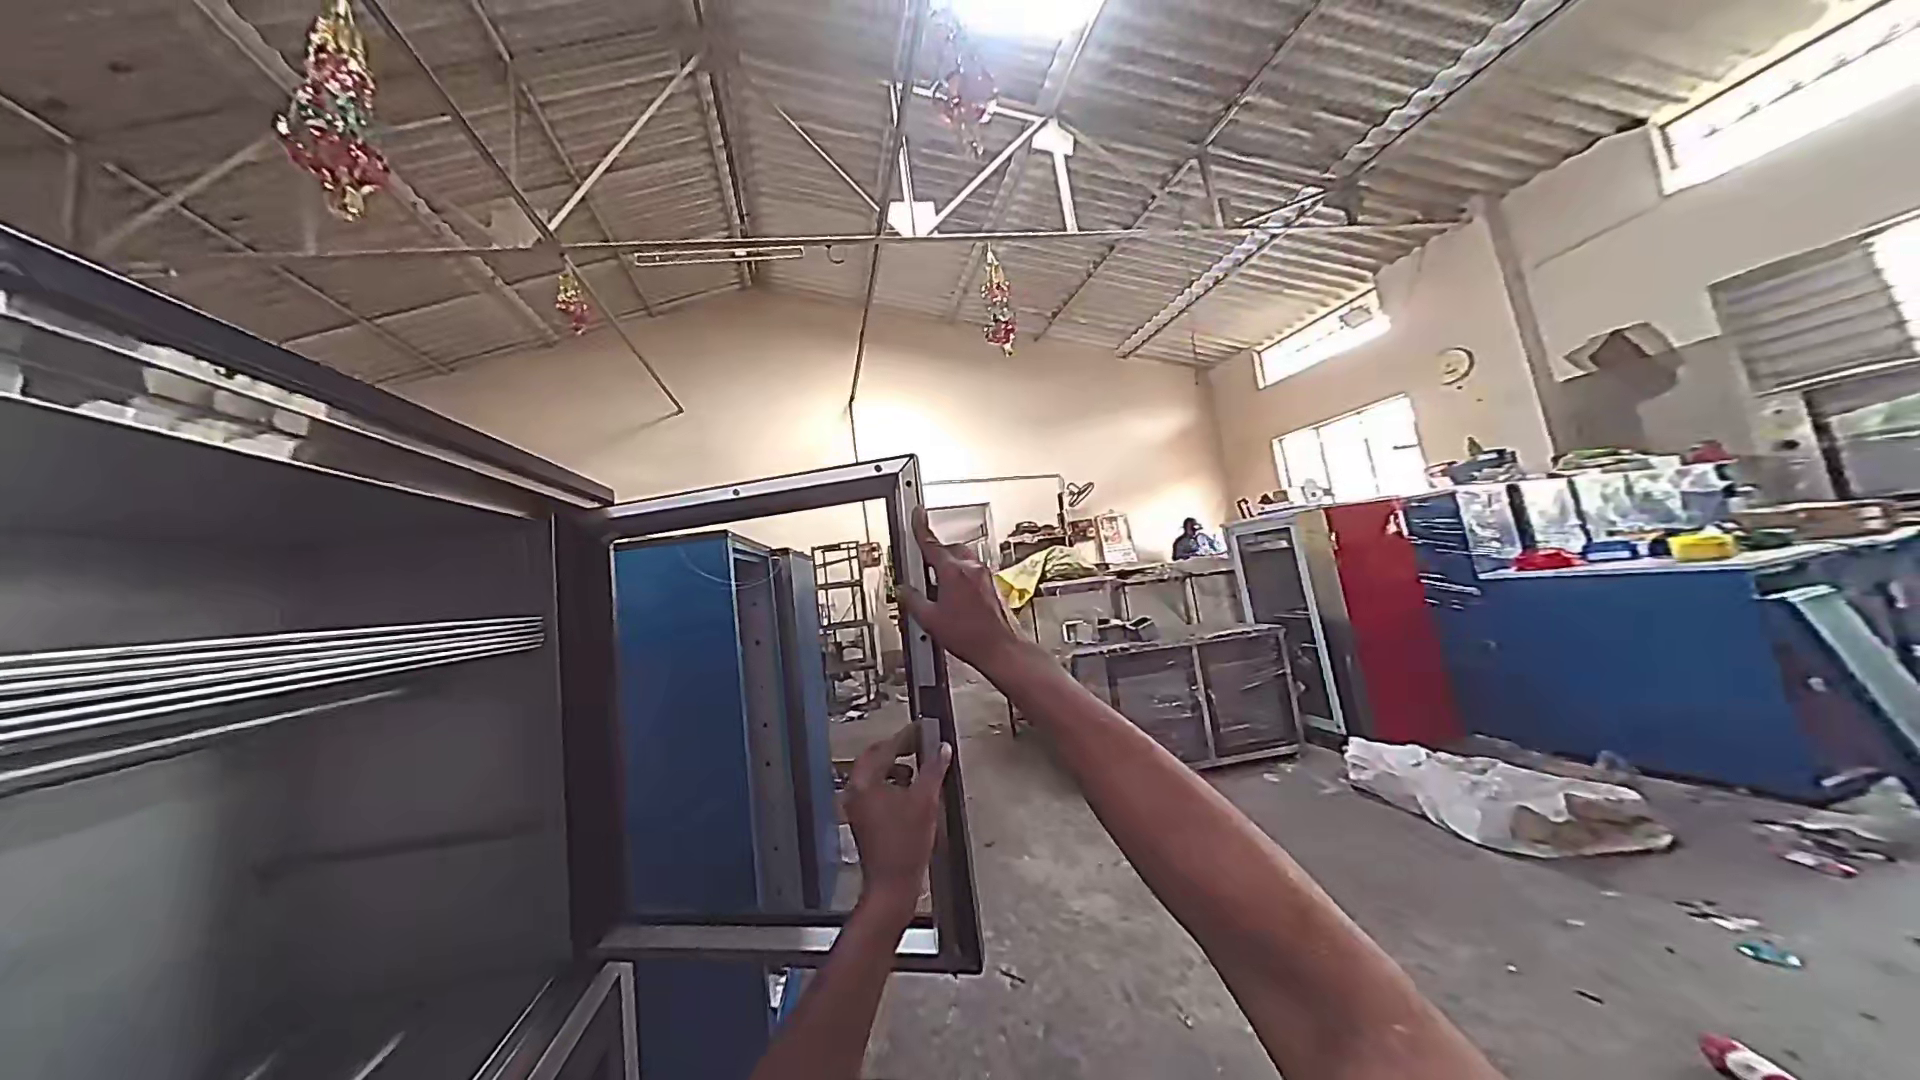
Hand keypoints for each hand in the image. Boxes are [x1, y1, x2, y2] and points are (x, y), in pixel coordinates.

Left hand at [845, 725, 951, 919]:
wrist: (893, 885)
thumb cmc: (905, 846)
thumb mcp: (925, 801)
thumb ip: (933, 770)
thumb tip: (942, 750)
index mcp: (865, 783)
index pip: (885, 748)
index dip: (906, 736)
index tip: (921, 729)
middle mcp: (855, 792)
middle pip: (874, 758)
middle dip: (897, 748)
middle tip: (918, 742)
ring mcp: (857, 807)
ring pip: (874, 774)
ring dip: (894, 766)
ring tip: (916, 767)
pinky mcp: (864, 820)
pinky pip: (875, 790)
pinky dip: (891, 783)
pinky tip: (909, 791)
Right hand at [900, 507, 1032, 674]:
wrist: (1001, 649)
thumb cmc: (971, 636)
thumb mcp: (930, 620)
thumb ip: (912, 601)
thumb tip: (903, 591)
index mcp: (953, 572)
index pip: (931, 543)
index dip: (920, 526)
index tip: (917, 513)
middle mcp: (972, 569)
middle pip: (948, 550)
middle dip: (934, 556)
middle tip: (922, 571)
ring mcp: (985, 576)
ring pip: (962, 560)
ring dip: (949, 568)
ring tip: (939, 591)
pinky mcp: (993, 585)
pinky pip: (973, 573)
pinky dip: (962, 579)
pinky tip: (957, 600)